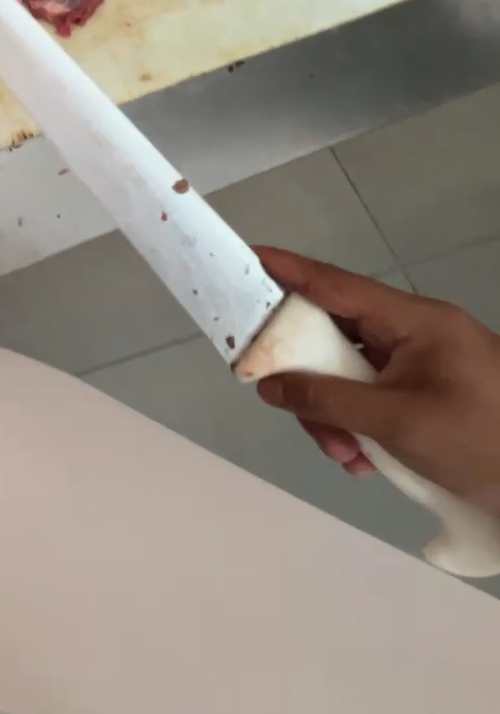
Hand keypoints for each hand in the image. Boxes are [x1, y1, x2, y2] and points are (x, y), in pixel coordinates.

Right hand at [253, 247, 499, 515]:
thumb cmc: (486, 444)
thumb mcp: (396, 423)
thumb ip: (322, 398)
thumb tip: (268, 386)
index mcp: (418, 323)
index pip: (333, 283)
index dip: (283, 269)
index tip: (238, 257)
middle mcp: (417, 334)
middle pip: (327, 335)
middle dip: (303, 375)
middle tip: (284, 401)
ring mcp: (423, 364)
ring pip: (341, 372)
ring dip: (329, 412)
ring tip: (344, 452)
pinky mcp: (426, 392)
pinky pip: (364, 395)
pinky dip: (353, 424)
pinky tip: (363, 456)